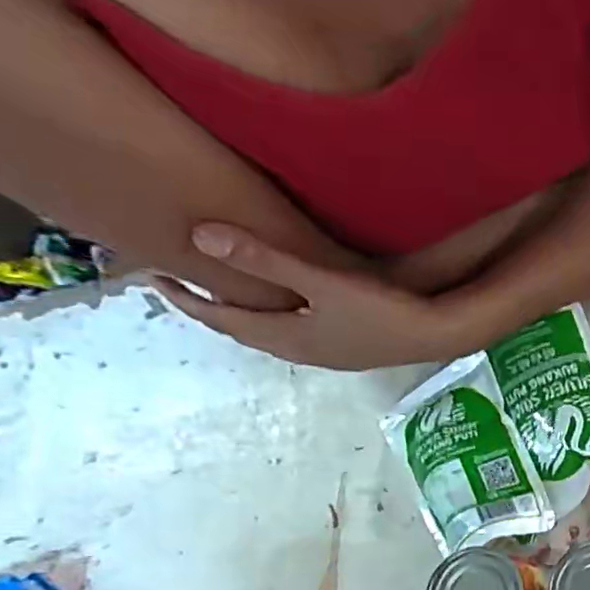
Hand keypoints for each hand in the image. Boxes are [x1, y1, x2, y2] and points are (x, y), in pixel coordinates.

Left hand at [155, 223, 470, 369]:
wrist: (435, 335)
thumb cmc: (378, 311)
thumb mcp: (319, 281)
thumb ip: (264, 258)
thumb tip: (200, 235)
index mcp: (287, 338)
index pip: (224, 320)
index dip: (188, 302)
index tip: (153, 280)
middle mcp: (301, 351)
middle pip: (245, 331)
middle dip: (213, 310)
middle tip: (184, 285)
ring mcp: (327, 354)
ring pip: (271, 335)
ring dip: (246, 316)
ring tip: (227, 294)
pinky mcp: (347, 349)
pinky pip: (295, 333)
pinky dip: (274, 318)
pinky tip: (283, 306)